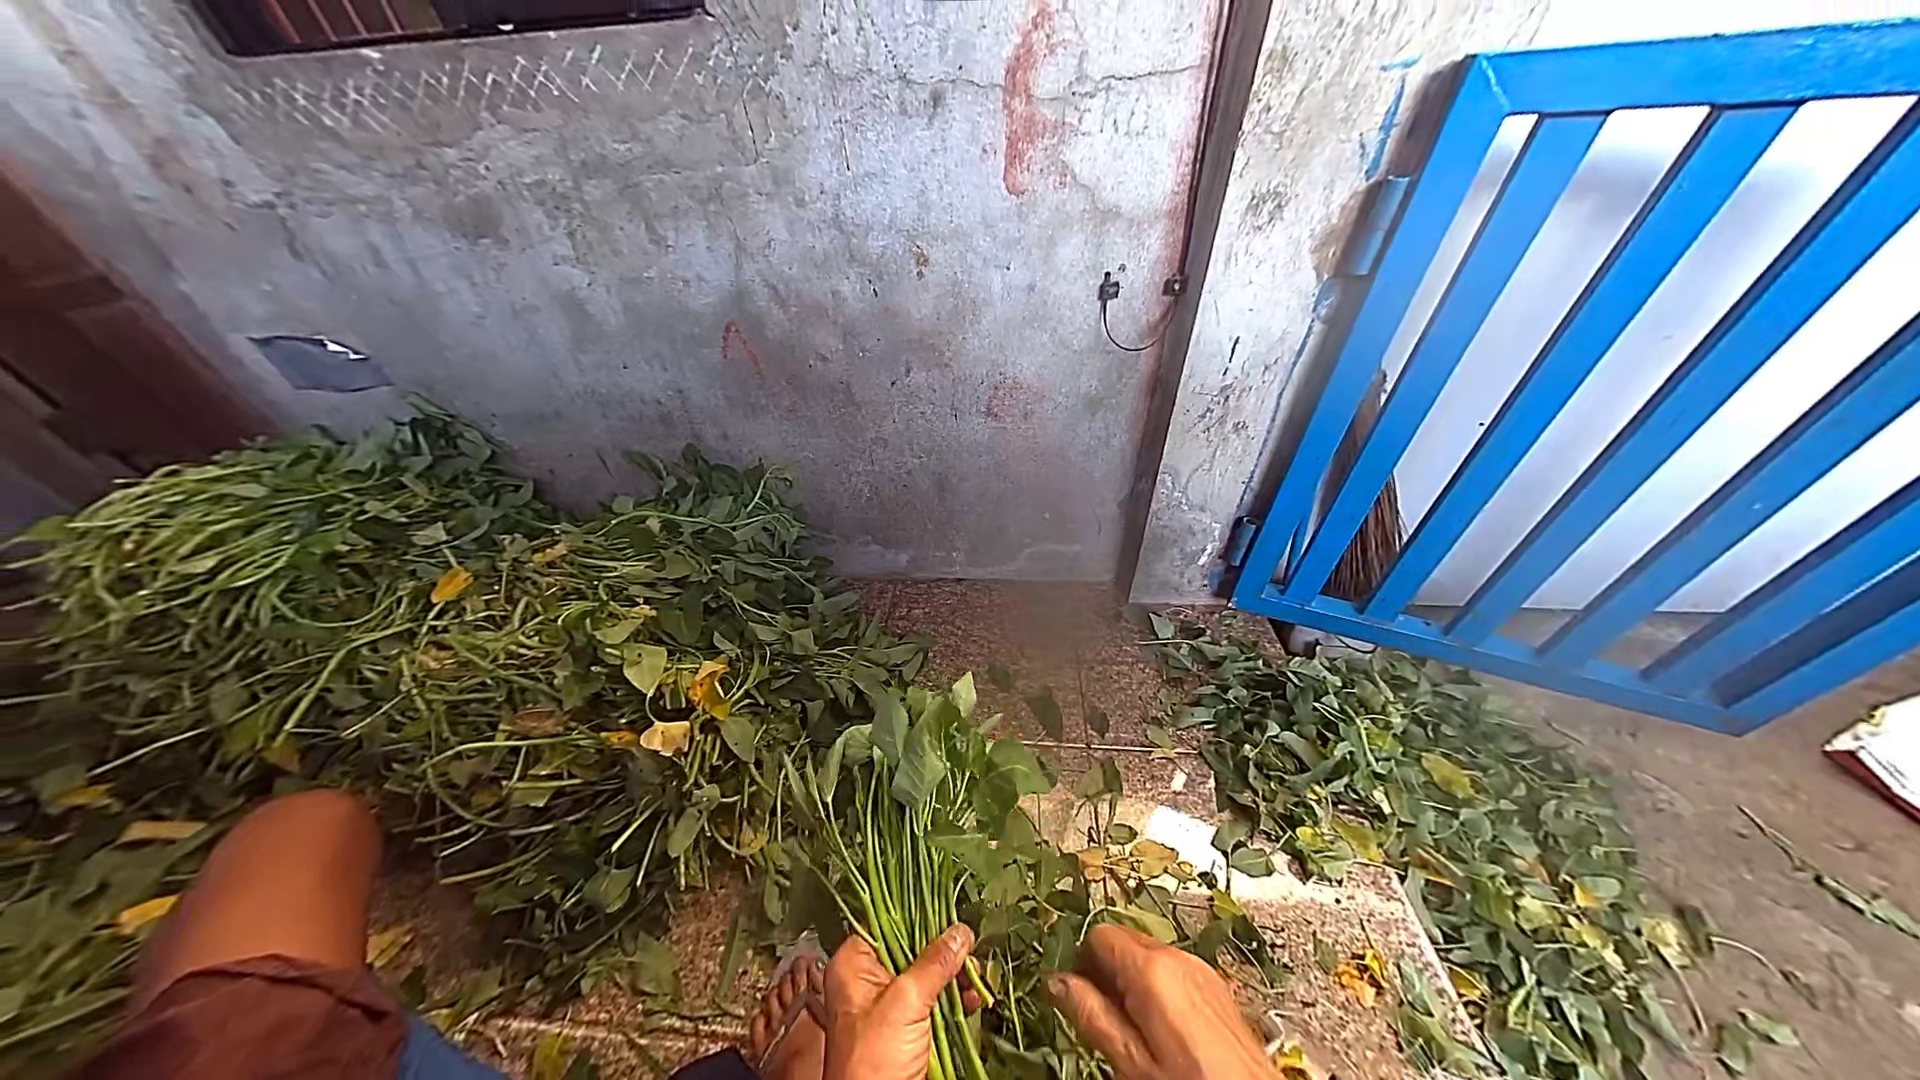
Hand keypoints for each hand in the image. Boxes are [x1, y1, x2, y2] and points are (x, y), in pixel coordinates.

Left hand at [822, 923, 974, 1079]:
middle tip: (968, 951)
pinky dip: (953, 997)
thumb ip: (934, 963)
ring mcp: (887, 1003)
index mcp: (854, 964)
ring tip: (975, 975)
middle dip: (944, 949)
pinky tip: (972, 996)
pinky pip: (933, 999)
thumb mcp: (906, 1002)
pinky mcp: (906, 1025)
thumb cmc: (874, 1061)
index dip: (918, 915)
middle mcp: (868, 978)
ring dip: (953, 974)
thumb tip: (960, 931)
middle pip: (911, 946)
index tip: (948, 915)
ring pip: (926, 973)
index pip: (887, 921)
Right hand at [1049, 923, 1274, 1079]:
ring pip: (1146, 953)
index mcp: (1152, 969)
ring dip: (1130, 978)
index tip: (1078, 992)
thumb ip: (1091, 1015)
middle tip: (1103, 1015)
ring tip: (1134, 1029)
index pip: (1098, 935)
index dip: (1082, 961)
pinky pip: (1171, 968)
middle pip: (1123, 939)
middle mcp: (1176, 956)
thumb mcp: (1131, 1062)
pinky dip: (1156, 986)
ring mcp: (1199, 968)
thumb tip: (1055, 980)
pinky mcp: (1214, 983)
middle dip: (1105, 969)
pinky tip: (1161, 1028)